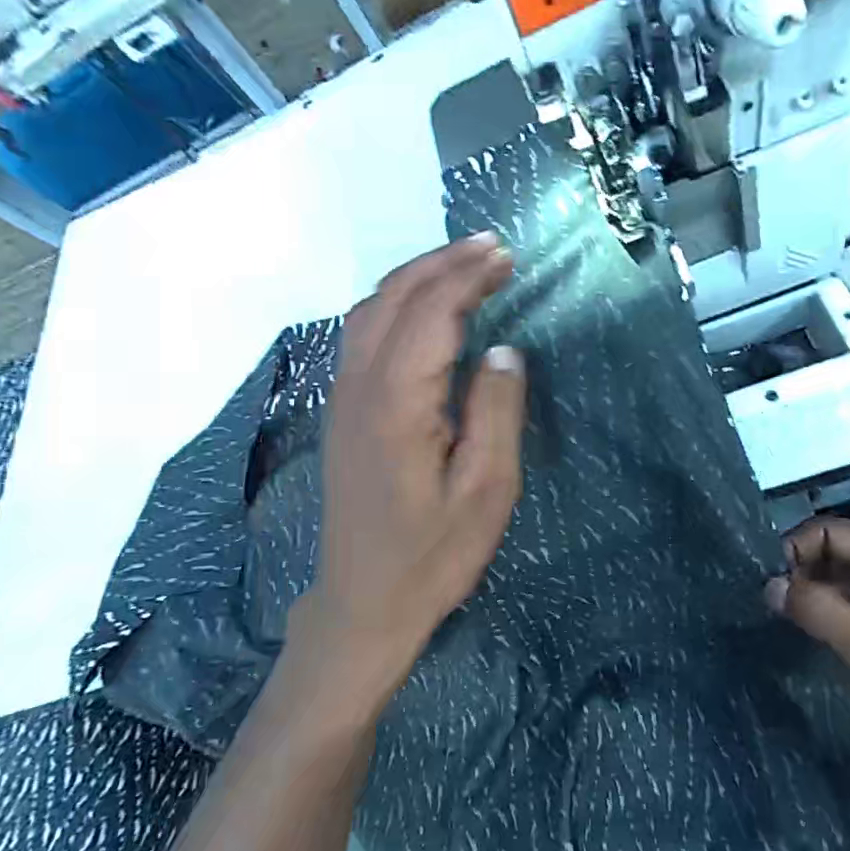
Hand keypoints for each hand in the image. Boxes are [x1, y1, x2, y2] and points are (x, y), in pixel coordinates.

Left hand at [293, 234, 525, 696]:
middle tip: (491, 248)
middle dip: (442, 263)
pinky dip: (397, 303)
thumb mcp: (486, 490)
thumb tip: (503, 352)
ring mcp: (343, 399)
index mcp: (397, 403)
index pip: (431, 314)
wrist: (364, 602)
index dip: (468, 278)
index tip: (506, 258)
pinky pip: (363, 334)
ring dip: (416, 278)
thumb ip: (495, 413)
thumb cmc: (434, 553)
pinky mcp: (342, 413)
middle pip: (392, 299)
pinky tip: (424, 310)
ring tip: (462, 265)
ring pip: (370, 311)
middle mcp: (359, 388)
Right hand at [767, 518, 849, 773]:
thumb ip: (816, 607)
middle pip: (837, 555)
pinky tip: (801, 637)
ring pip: (843, 586)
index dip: (796, 548)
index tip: (762, 581)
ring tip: (771, 619)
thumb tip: (768, 584)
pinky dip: (827, 620)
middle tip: (760, 603)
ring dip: (811, 597)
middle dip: (800, 572)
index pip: (833, 531)